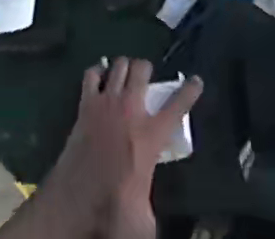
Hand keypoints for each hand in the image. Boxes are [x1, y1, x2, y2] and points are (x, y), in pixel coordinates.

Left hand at [47, 58, 202, 237]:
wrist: (79, 195)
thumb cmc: (116, 203)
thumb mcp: (147, 207)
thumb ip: (152, 198)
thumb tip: (149, 205)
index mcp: (151, 134)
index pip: (177, 106)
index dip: (189, 91)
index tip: (196, 80)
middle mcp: (130, 110)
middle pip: (141, 71)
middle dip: (146, 68)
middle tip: (147, 75)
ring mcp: (105, 102)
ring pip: (118, 66)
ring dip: (124, 66)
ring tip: (126, 72)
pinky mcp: (85, 103)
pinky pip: (92, 74)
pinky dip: (98, 71)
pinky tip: (101, 76)